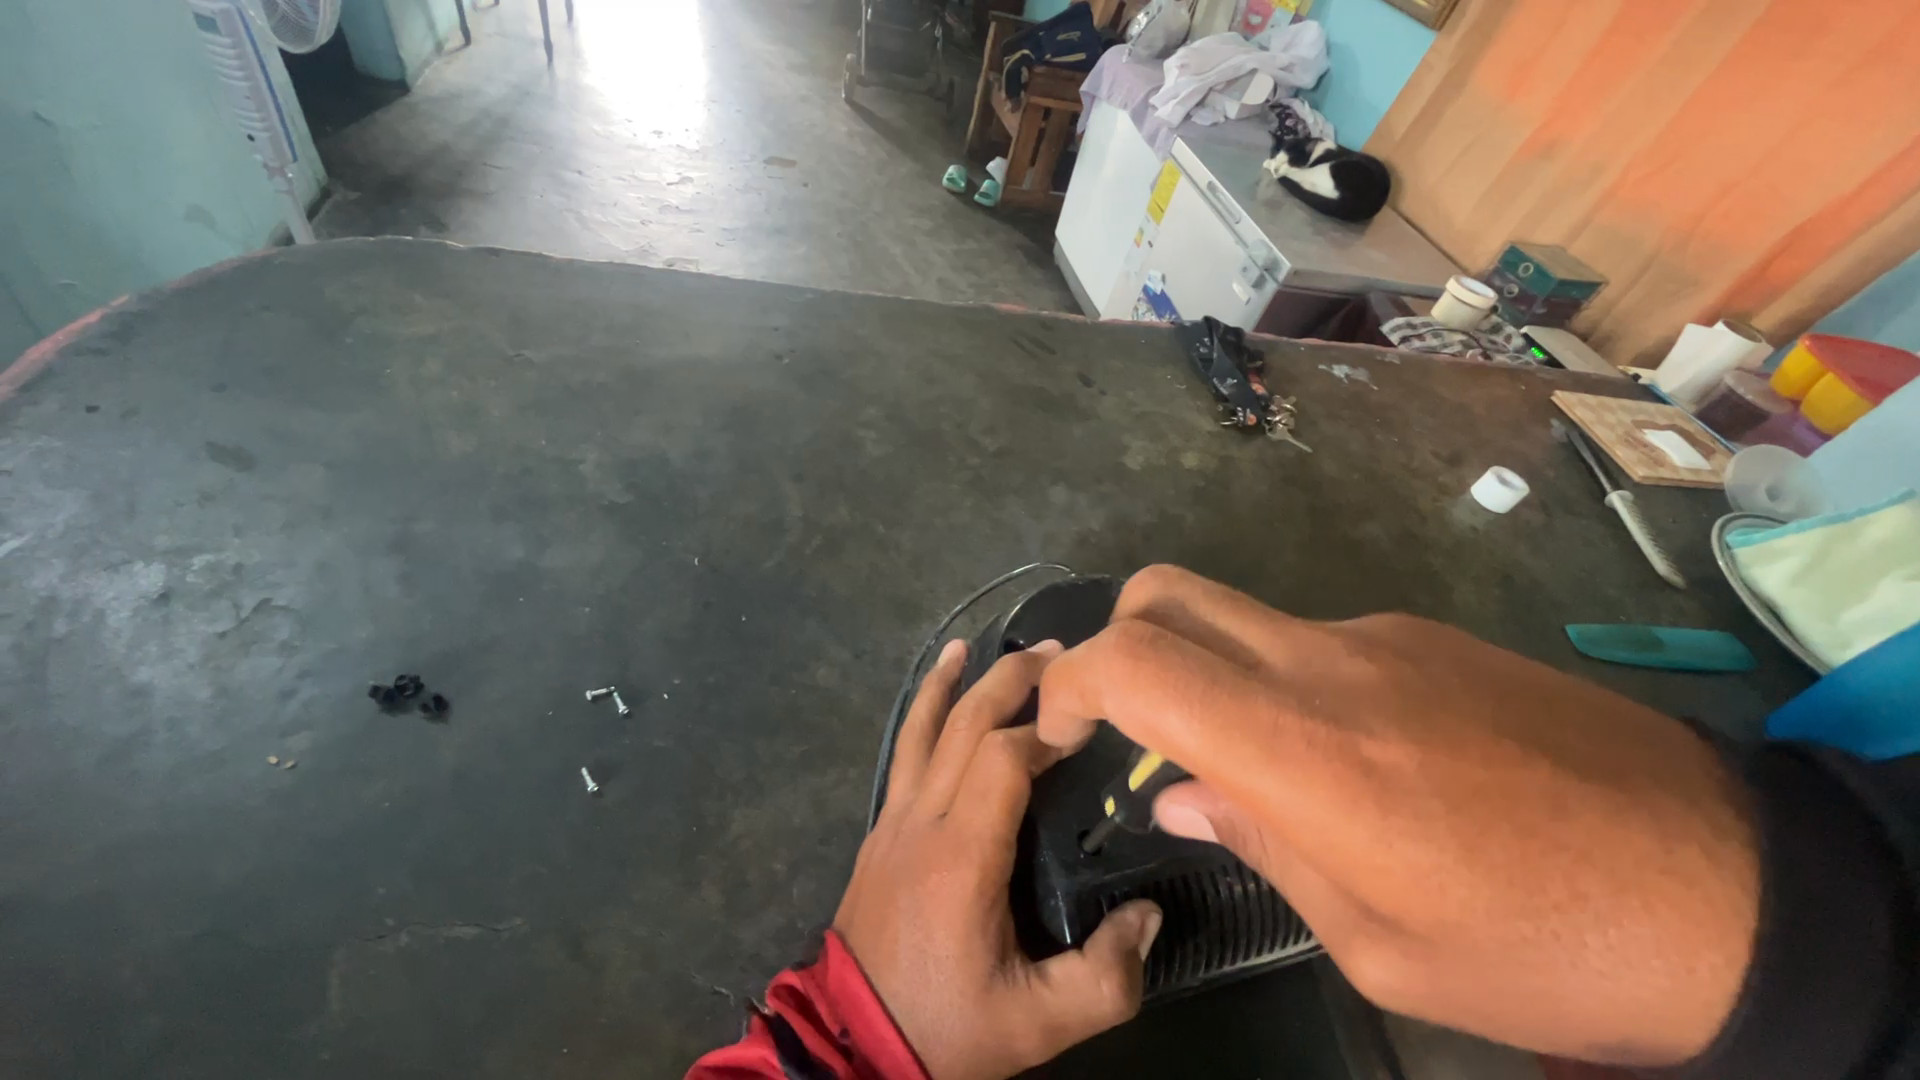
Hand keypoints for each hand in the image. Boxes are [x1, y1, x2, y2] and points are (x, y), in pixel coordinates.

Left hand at [834, 639, 1162, 1079]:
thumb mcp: (1039, 1023)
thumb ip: (1106, 976)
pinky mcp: (883, 830)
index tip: (1089, 719)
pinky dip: (920, 713)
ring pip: (922, 730)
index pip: (1003, 760)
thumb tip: (1149, 915)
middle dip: (1010, 682)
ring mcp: (895, 820)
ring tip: (977, 645)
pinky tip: (933, 693)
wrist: (853, 1045)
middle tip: (1054, 652)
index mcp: (962, 855)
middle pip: (964, 727)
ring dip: (954, 684)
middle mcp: (923, 820)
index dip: (1047, 730)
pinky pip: (903, 754)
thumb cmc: (946, 1027)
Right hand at [1036, 566, 1759, 1067]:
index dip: (1071, 682)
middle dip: (1112, 640)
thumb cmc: (1538, 944)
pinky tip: (1350, 757)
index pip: (1138, 661)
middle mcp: (1322, 662)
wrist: (1741, 887)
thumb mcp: (1377, 944)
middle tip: (1123, 718)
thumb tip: (1185, 798)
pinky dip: (1284, 683)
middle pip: (1167, 592)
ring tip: (1256, 766)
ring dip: (1206, 671)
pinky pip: (1313, 640)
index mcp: (1299, 748)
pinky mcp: (1425, 634)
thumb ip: (1261, 847)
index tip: (1059, 730)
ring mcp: (1378, 635)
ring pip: (1237, 615)